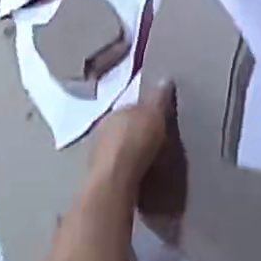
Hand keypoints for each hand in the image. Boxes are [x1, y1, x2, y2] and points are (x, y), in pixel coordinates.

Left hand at [88, 79, 174, 194]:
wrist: (114, 181)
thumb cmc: (136, 140)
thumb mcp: (156, 114)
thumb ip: (160, 98)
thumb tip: (165, 79)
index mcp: (115, 109)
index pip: (132, 106)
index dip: (145, 112)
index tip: (158, 120)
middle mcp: (101, 128)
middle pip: (123, 127)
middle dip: (135, 133)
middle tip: (154, 142)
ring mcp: (96, 154)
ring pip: (117, 148)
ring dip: (128, 153)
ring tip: (147, 162)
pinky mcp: (97, 178)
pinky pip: (115, 168)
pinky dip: (124, 170)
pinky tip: (136, 177)